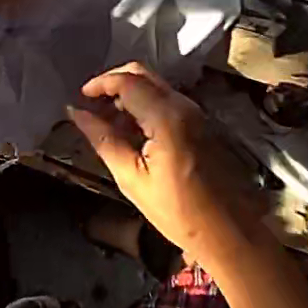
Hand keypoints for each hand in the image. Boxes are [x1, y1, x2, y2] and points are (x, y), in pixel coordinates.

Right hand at [65, 63, 255, 258]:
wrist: (230, 233)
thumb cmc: (178, 212)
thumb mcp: (131, 178)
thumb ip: (102, 139)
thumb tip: (76, 113)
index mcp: (166, 117)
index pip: (127, 82)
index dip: (99, 84)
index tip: (80, 97)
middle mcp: (183, 106)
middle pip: (142, 75)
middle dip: (113, 82)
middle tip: (91, 103)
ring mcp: (195, 113)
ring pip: (154, 86)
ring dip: (128, 94)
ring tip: (105, 120)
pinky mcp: (201, 124)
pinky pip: (166, 100)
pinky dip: (143, 105)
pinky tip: (130, 130)